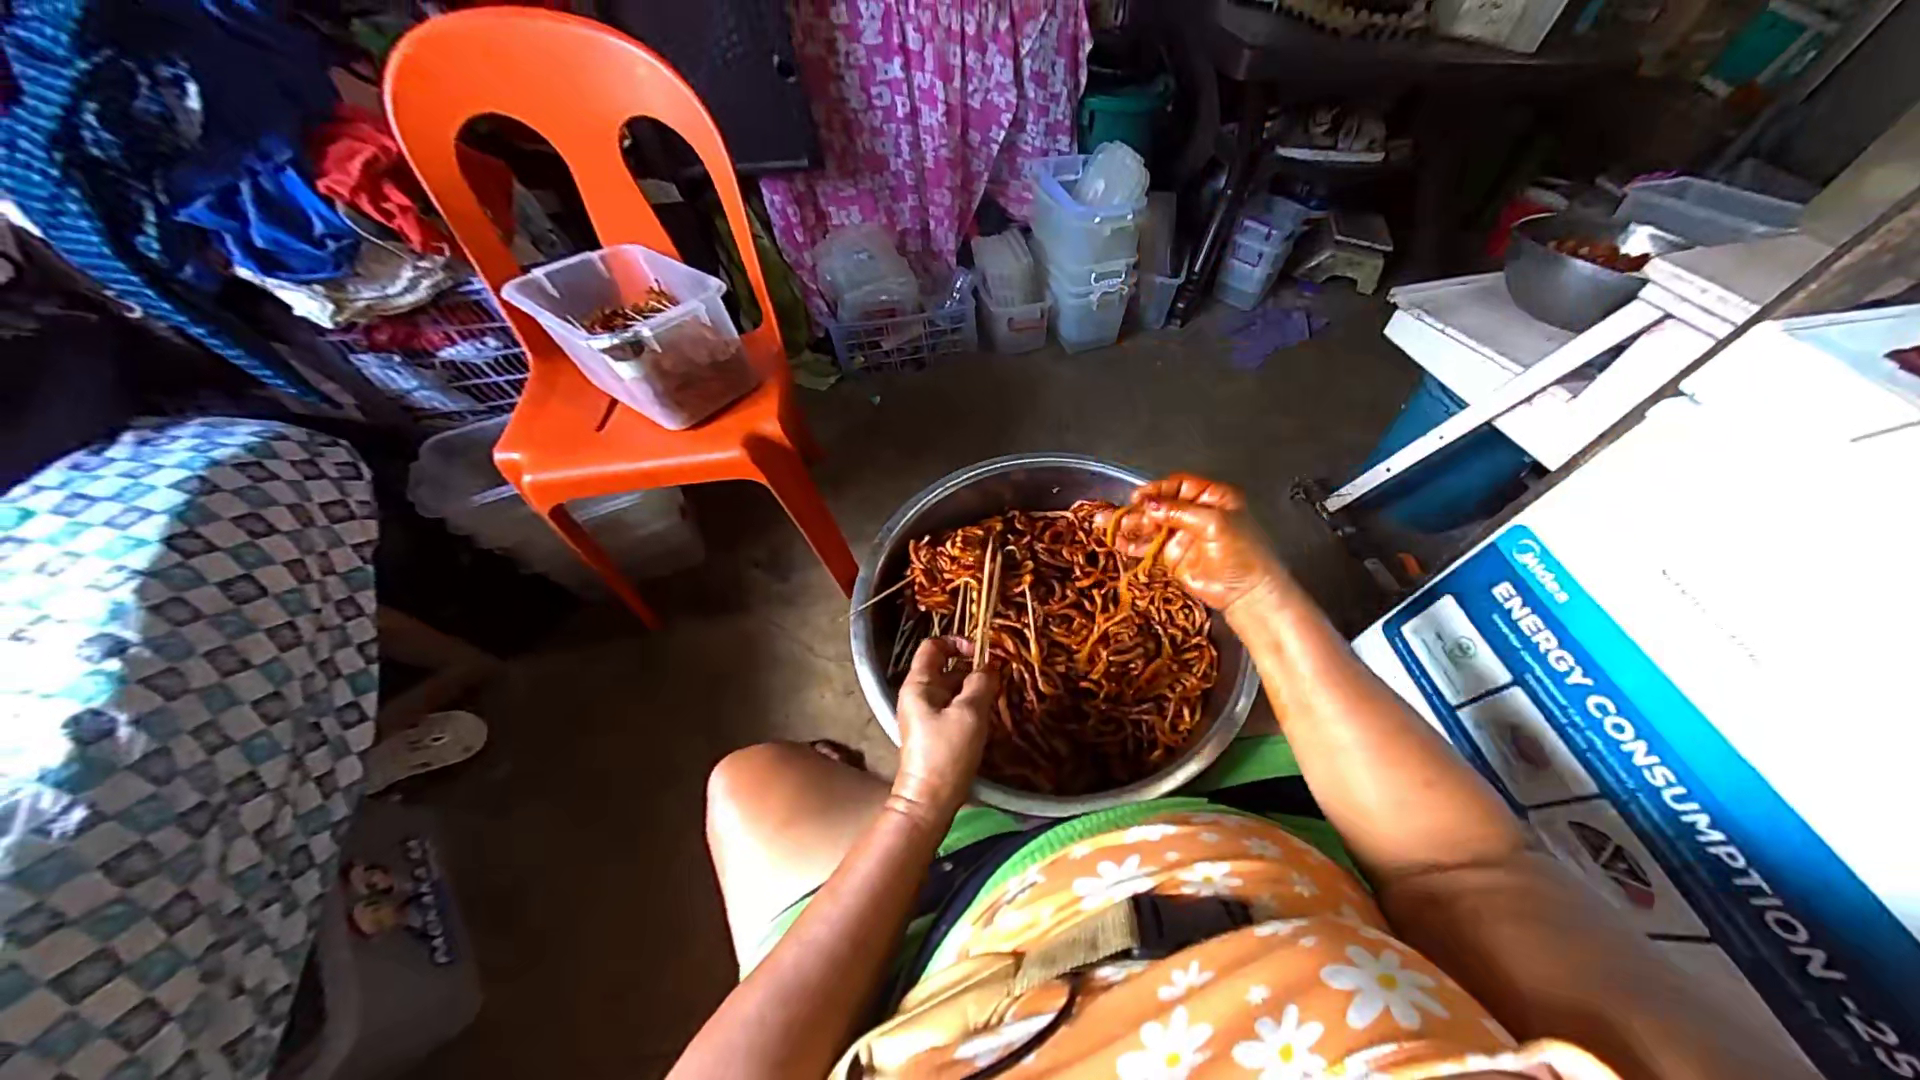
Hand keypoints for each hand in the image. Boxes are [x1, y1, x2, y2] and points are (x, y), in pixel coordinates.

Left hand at [892, 636, 997, 821]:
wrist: (929, 801)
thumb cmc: (946, 754)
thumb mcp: (969, 714)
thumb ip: (981, 683)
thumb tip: (990, 665)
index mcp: (918, 684)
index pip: (933, 646)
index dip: (957, 642)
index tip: (981, 652)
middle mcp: (918, 695)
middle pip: (946, 667)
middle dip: (972, 668)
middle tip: (999, 675)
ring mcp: (926, 714)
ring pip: (953, 688)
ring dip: (975, 688)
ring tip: (998, 694)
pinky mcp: (935, 732)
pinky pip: (955, 707)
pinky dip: (971, 705)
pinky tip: (989, 714)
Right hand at [1102, 473, 1288, 613]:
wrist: (1247, 592)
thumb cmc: (1243, 553)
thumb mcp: (1215, 523)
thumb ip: (1180, 512)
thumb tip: (1149, 506)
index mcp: (1210, 497)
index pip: (1176, 486)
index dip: (1157, 490)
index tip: (1140, 498)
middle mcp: (1192, 512)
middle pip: (1158, 505)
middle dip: (1137, 509)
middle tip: (1119, 515)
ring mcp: (1180, 534)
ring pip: (1148, 524)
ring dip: (1128, 525)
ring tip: (1106, 525)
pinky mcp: (1170, 555)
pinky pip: (1146, 546)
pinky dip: (1130, 544)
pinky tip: (1115, 541)